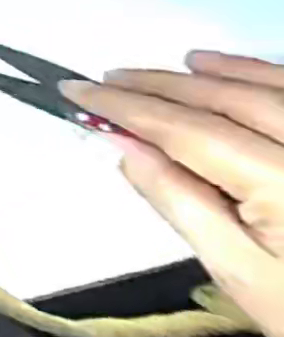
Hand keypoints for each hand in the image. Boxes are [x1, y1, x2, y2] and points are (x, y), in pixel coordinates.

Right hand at [62, 50, 283, 336]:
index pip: (188, 130)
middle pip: (242, 103)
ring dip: (236, 74)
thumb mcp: (242, 273)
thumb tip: (123, 143)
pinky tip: (263, 80)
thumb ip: (180, 200)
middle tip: (110, 77)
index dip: (124, 105)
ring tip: (187, 62)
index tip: (73, 90)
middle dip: (169, 85)